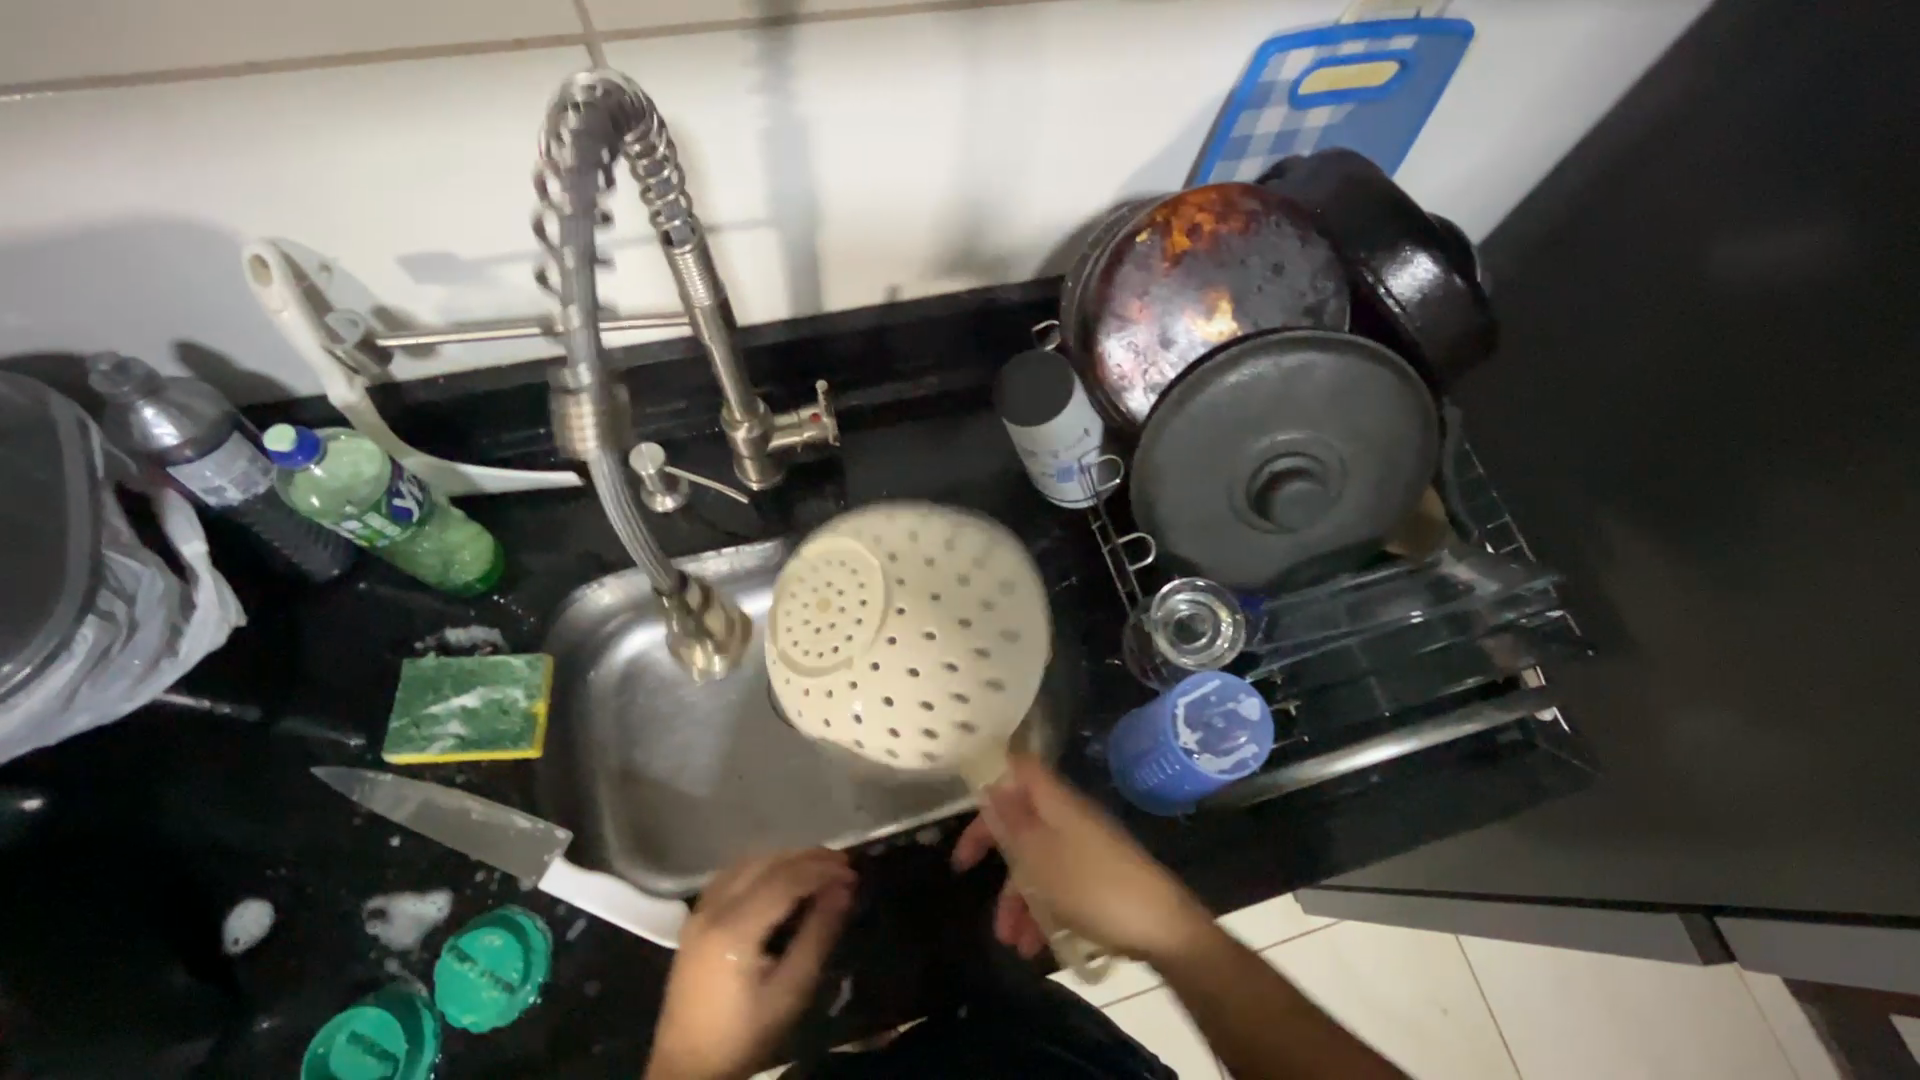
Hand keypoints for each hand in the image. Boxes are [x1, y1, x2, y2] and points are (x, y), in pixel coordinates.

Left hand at [645, 849, 855, 1079]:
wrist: (688, 1068)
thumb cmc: (744, 1035)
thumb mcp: (791, 991)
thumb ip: (818, 935)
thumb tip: (844, 890)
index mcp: (734, 928)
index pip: (785, 879)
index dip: (822, 870)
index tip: (852, 871)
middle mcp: (712, 908)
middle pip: (766, 864)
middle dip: (807, 858)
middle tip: (842, 864)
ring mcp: (698, 912)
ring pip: (747, 864)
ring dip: (784, 859)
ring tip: (818, 868)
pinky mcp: (694, 920)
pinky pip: (731, 875)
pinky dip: (761, 868)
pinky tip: (780, 878)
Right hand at [951, 755, 1211, 964]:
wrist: (1162, 928)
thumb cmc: (1093, 886)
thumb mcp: (1040, 856)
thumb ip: (1012, 821)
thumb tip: (988, 785)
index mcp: (1056, 804)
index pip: (1020, 771)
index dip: (993, 780)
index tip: (968, 806)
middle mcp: (1069, 820)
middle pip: (1022, 821)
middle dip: (995, 853)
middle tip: (964, 873)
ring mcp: (1085, 850)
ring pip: (1037, 862)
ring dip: (1016, 898)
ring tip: (1008, 939)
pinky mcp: (1098, 880)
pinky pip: (1058, 887)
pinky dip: (1041, 913)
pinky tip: (1033, 947)